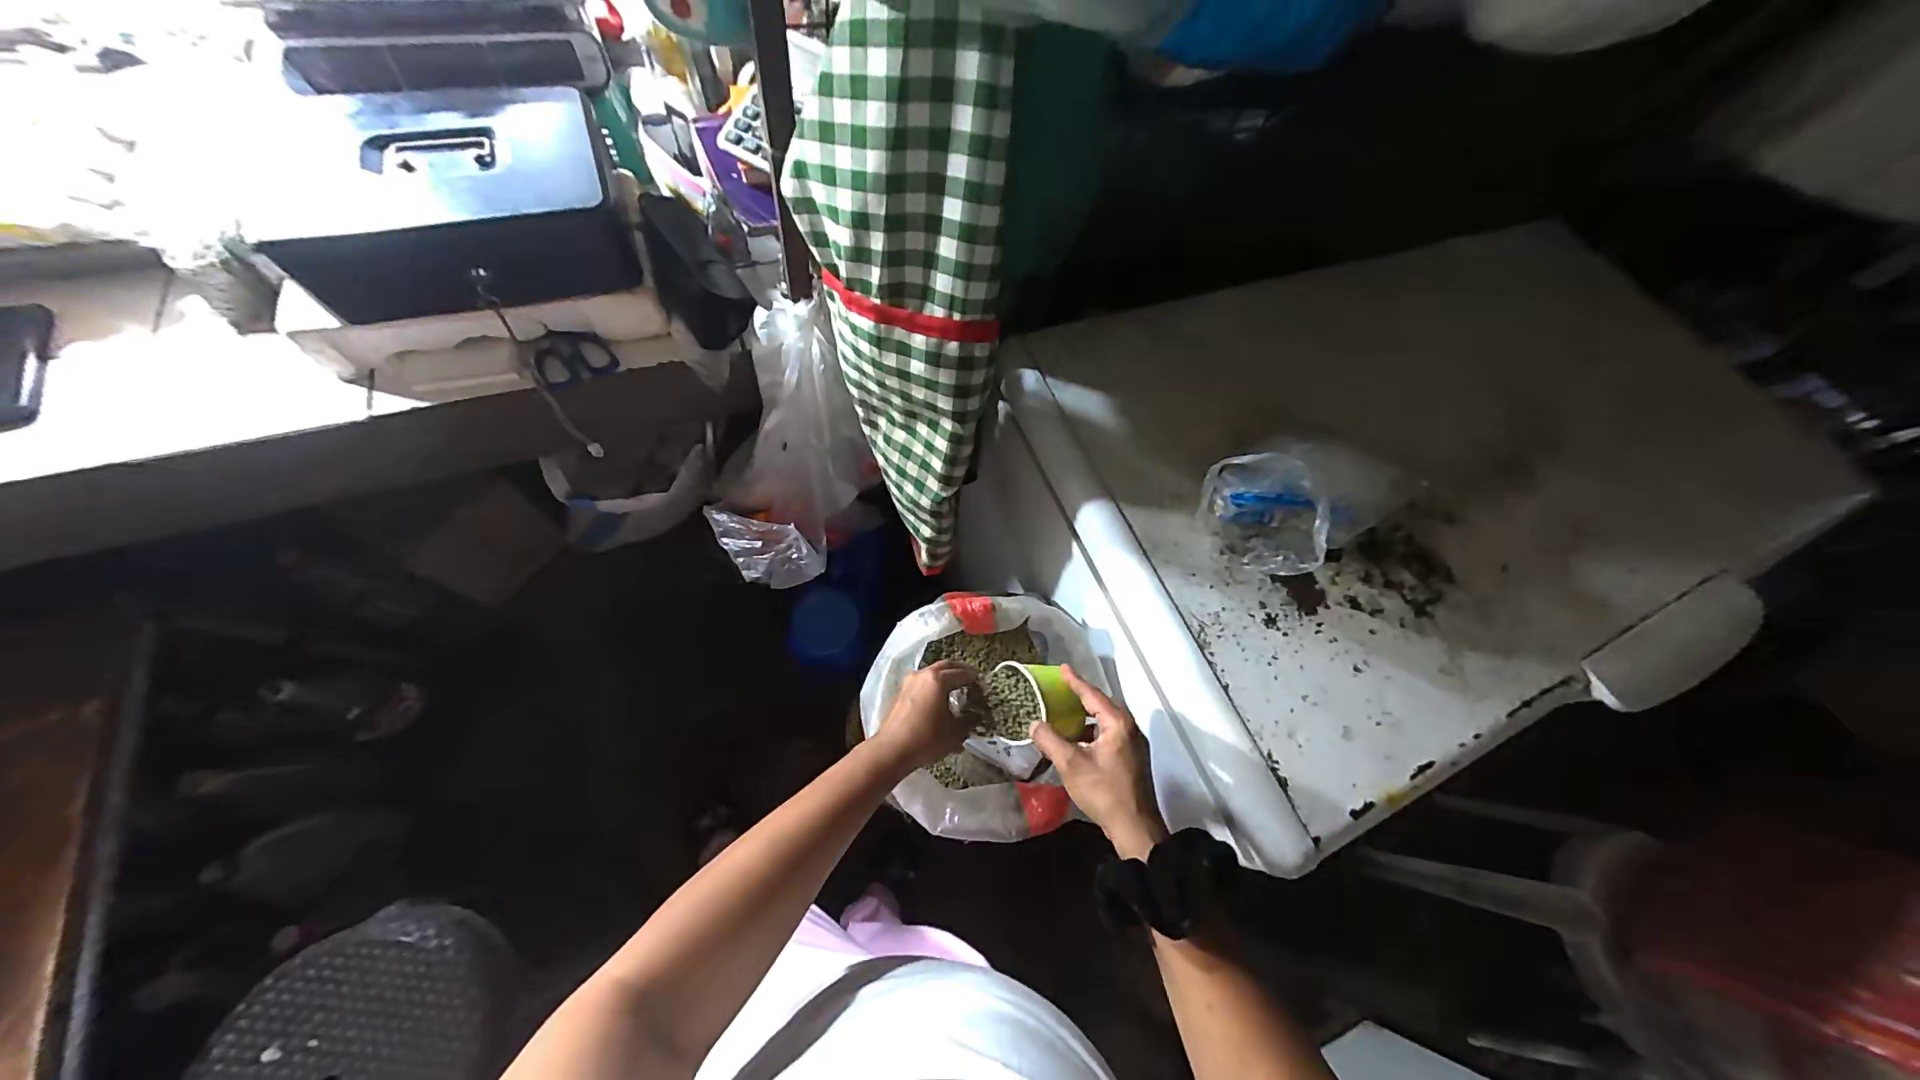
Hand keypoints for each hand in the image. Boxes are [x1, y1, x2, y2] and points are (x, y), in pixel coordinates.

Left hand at [871, 660, 978, 772]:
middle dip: (961, 671)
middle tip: (972, 681)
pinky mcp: (901, 692)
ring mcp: (909, 682)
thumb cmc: (926, 739)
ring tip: (956, 689)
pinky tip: (938, 698)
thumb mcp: (955, 732)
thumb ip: (970, 720)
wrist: (891, 750)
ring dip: (946, 676)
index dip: (976, 681)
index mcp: (938, 679)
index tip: (984, 689)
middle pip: (947, 666)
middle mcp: (923, 674)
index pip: (963, 674)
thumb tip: (976, 715)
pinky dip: (933, 684)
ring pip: (932, 672)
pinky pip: (922, 682)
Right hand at [1027, 665, 1167, 859]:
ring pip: (1107, 721)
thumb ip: (1050, 740)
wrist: (1134, 826)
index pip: (1092, 695)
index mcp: (1117, 723)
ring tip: (1067, 712)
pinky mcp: (1132, 759)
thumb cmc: (1104, 791)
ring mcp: (1134, 745)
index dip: (1075, 681)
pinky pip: (1110, 734)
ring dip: (1087, 715)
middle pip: (1103, 705)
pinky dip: (1093, 731)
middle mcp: (1129, 728)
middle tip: (1063, 688)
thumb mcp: (1071, 764)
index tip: (1062, 668)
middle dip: (1082, 696)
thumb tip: (1035, 724)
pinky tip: (1079, 739)